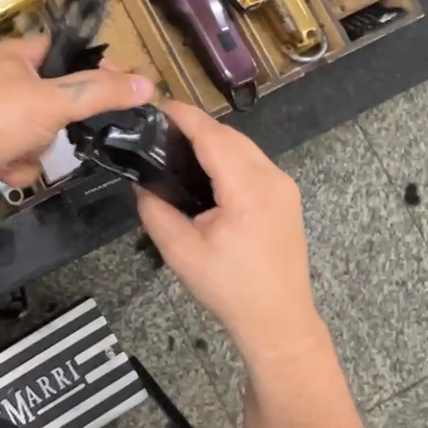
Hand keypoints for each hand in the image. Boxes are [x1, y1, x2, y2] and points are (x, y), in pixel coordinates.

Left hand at [0, 36, 152, 208]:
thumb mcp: (52, 101)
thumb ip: (100, 93)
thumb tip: (147, 83)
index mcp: (19, 56)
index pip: (68, 51)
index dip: (95, 67)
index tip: (121, 86)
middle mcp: (9, 82)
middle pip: (62, 99)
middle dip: (59, 122)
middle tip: (58, 124)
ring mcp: (1, 119)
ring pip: (47, 135)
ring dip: (37, 149)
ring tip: (17, 147)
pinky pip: (28, 158)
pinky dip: (19, 166)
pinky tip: (0, 166)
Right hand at [134, 102, 318, 341]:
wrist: (278, 320)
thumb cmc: (229, 287)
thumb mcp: (180, 251)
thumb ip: (155, 211)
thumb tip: (141, 183)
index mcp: (248, 189)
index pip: (213, 136)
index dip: (183, 116)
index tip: (154, 107)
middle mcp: (272, 178)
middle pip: (230, 135)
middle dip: (195, 125)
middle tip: (157, 130)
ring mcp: (284, 186)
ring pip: (243, 146)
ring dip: (212, 140)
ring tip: (175, 146)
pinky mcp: (285, 197)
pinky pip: (252, 162)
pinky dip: (227, 155)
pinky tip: (204, 168)